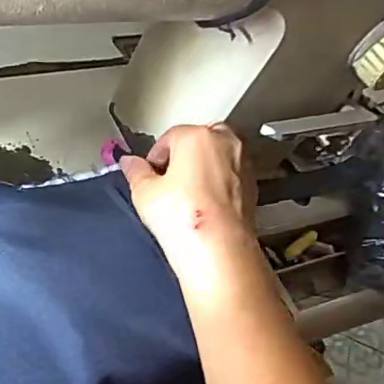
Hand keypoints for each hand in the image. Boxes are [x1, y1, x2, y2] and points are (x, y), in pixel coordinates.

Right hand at [119, 123, 256, 266]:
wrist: (218, 247)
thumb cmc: (186, 218)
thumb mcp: (144, 193)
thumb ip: (134, 172)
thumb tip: (130, 164)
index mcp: (196, 136)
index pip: (168, 138)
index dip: (154, 159)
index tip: (148, 175)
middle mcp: (225, 143)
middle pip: (196, 142)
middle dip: (181, 160)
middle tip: (166, 185)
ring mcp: (243, 163)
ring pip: (216, 159)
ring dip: (201, 172)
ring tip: (184, 199)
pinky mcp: (253, 185)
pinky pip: (229, 178)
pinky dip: (217, 187)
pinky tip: (202, 208)